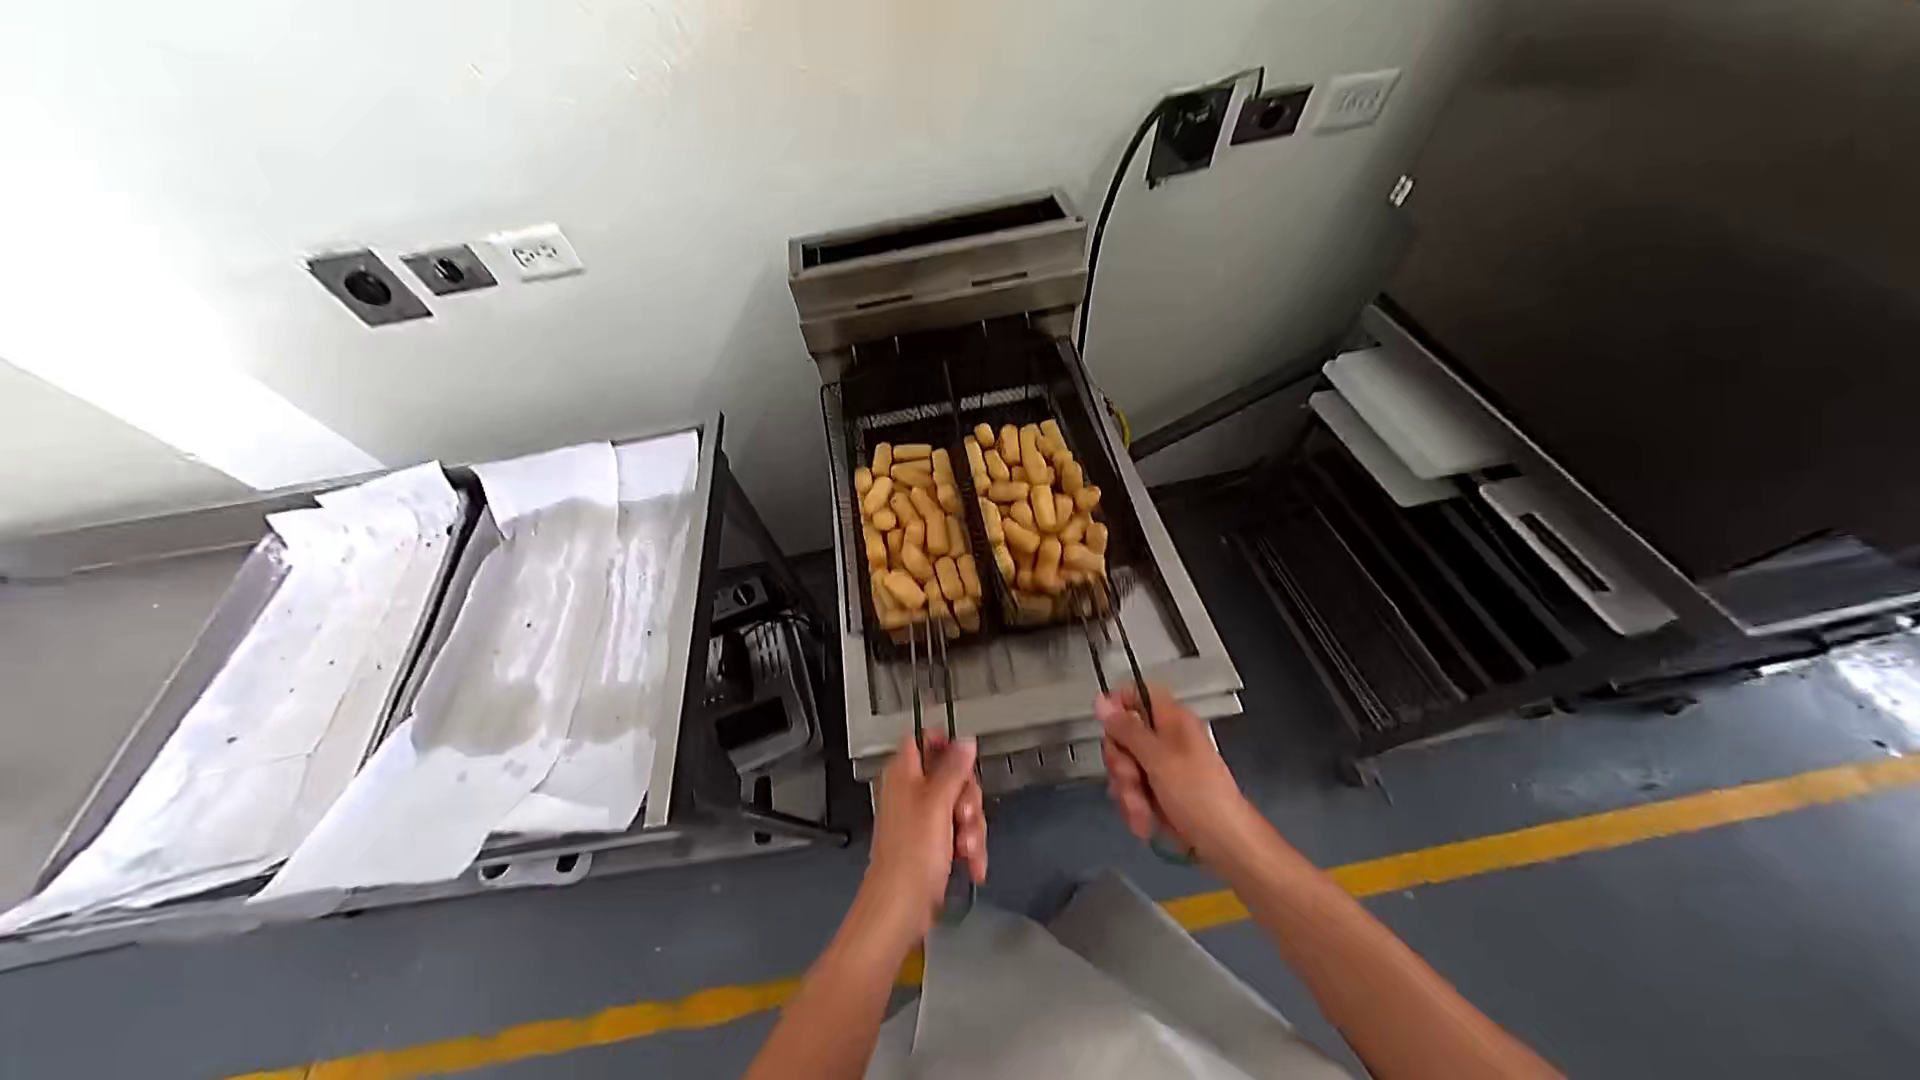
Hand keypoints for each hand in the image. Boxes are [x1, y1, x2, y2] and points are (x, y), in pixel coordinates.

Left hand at [862, 733, 984, 942]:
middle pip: (953, 776)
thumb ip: (953, 770)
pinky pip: (961, 833)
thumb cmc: (908, 859)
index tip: (964, 761)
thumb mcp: (937, 804)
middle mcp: (911, 794)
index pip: (924, 740)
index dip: (946, 744)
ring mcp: (922, 819)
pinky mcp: (932, 844)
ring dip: (971, 829)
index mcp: (905, 775)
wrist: (900, 908)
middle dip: (968, 799)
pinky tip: (969, 862)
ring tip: (964, 846)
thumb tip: (964, 743)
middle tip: (963, 815)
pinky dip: (969, 848)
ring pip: (961, 807)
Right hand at [1098, 684, 1259, 863]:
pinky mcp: (1159, 789)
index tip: (1110, 733)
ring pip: (1124, 765)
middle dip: (1121, 763)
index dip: (1116, 708)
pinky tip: (1144, 820)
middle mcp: (1165, 737)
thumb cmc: (1197, 795)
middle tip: (1132, 779)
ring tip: (1142, 809)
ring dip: (1127, 791)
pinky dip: (1135, 805)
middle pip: (1122, 734)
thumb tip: (1101, 700)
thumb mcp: (1157, 759)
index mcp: (1171, 719)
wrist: (1225, 844)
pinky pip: (1133, 788)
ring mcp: (1162, 764)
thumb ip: (1127, 729)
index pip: (1134, 694)